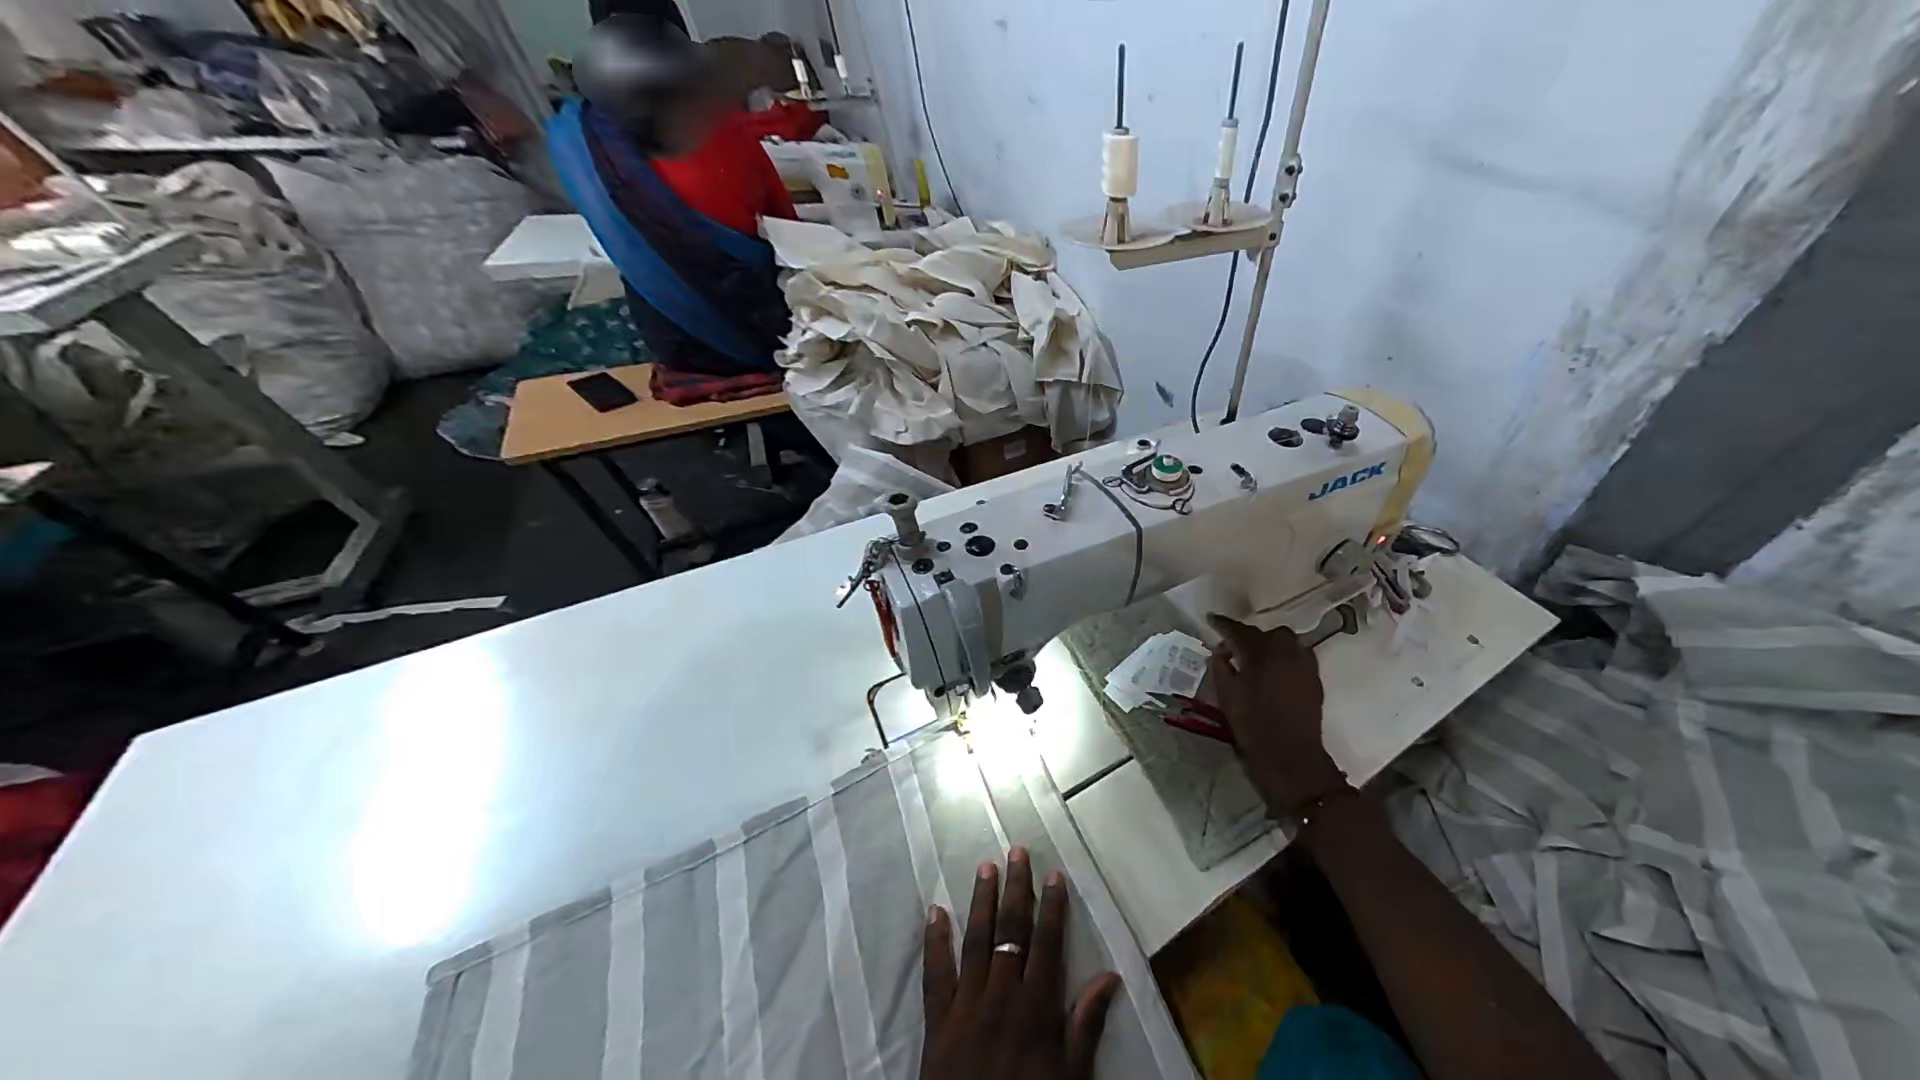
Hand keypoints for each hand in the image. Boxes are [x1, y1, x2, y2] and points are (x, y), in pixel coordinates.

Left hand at [921, 848, 1120, 1079]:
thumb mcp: (1071, 1077)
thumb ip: (1086, 1025)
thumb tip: (1110, 978)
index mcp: (1036, 1008)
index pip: (1047, 944)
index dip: (1052, 907)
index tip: (1054, 874)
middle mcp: (1001, 995)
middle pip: (1010, 932)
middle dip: (1016, 890)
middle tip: (1017, 852)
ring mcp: (967, 1003)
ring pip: (975, 940)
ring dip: (981, 901)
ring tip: (985, 866)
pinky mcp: (938, 1018)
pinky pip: (936, 971)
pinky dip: (935, 939)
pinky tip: (935, 910)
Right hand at [1206, 613, 1347, 814]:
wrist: (1289, 753)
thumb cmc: (1251, 723)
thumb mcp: (1225, 694)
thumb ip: (1221, 667)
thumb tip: (1221, 652)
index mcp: (1261, 652)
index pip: (1239, 630)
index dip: (1223, 624)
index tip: (1211, 619)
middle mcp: (1286, 651)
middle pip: (1267, 633)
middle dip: (1251, 637)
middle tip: (1235, 649)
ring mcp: (1304, 663)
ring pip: (1286, 642)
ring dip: (1270, 646)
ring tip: (1256, 660)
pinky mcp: (1314, 677)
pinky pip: (1298, 656)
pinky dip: (1284, 657)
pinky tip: (1274, 671)